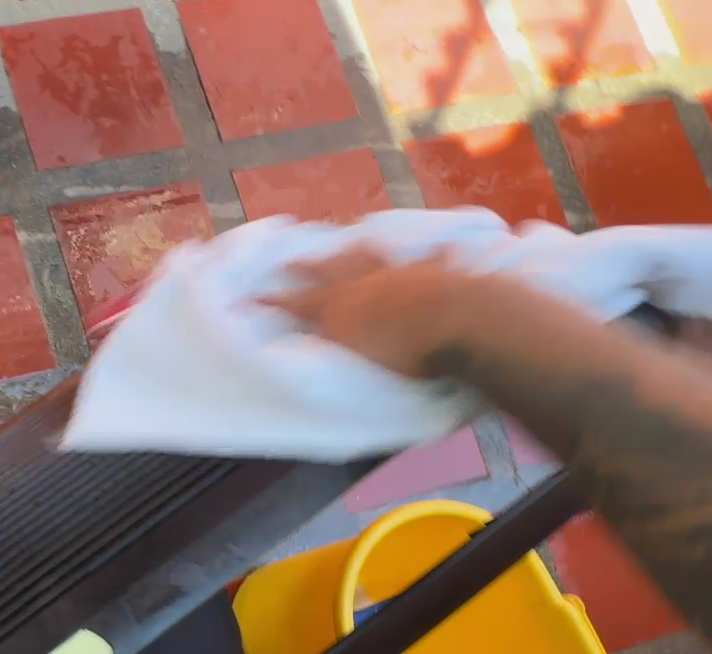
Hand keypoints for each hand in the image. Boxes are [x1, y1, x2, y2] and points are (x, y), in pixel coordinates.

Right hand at [260, 246, 485, 377]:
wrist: (462, 322)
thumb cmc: (402, 348)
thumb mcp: (349, 354)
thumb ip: (325, 338)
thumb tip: (299, 331)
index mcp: (339, 305)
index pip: (296, 303)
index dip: (273, 300)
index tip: (250, 297)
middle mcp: (365, 283)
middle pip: (331, 270)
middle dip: (309, 266)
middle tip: (291, 260)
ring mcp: (401, 273)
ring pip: (376, 257)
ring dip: (362, 250)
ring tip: (354, 240)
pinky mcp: (440, 273)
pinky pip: (436, 260)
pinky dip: (436, 255)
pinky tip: (442, 246)